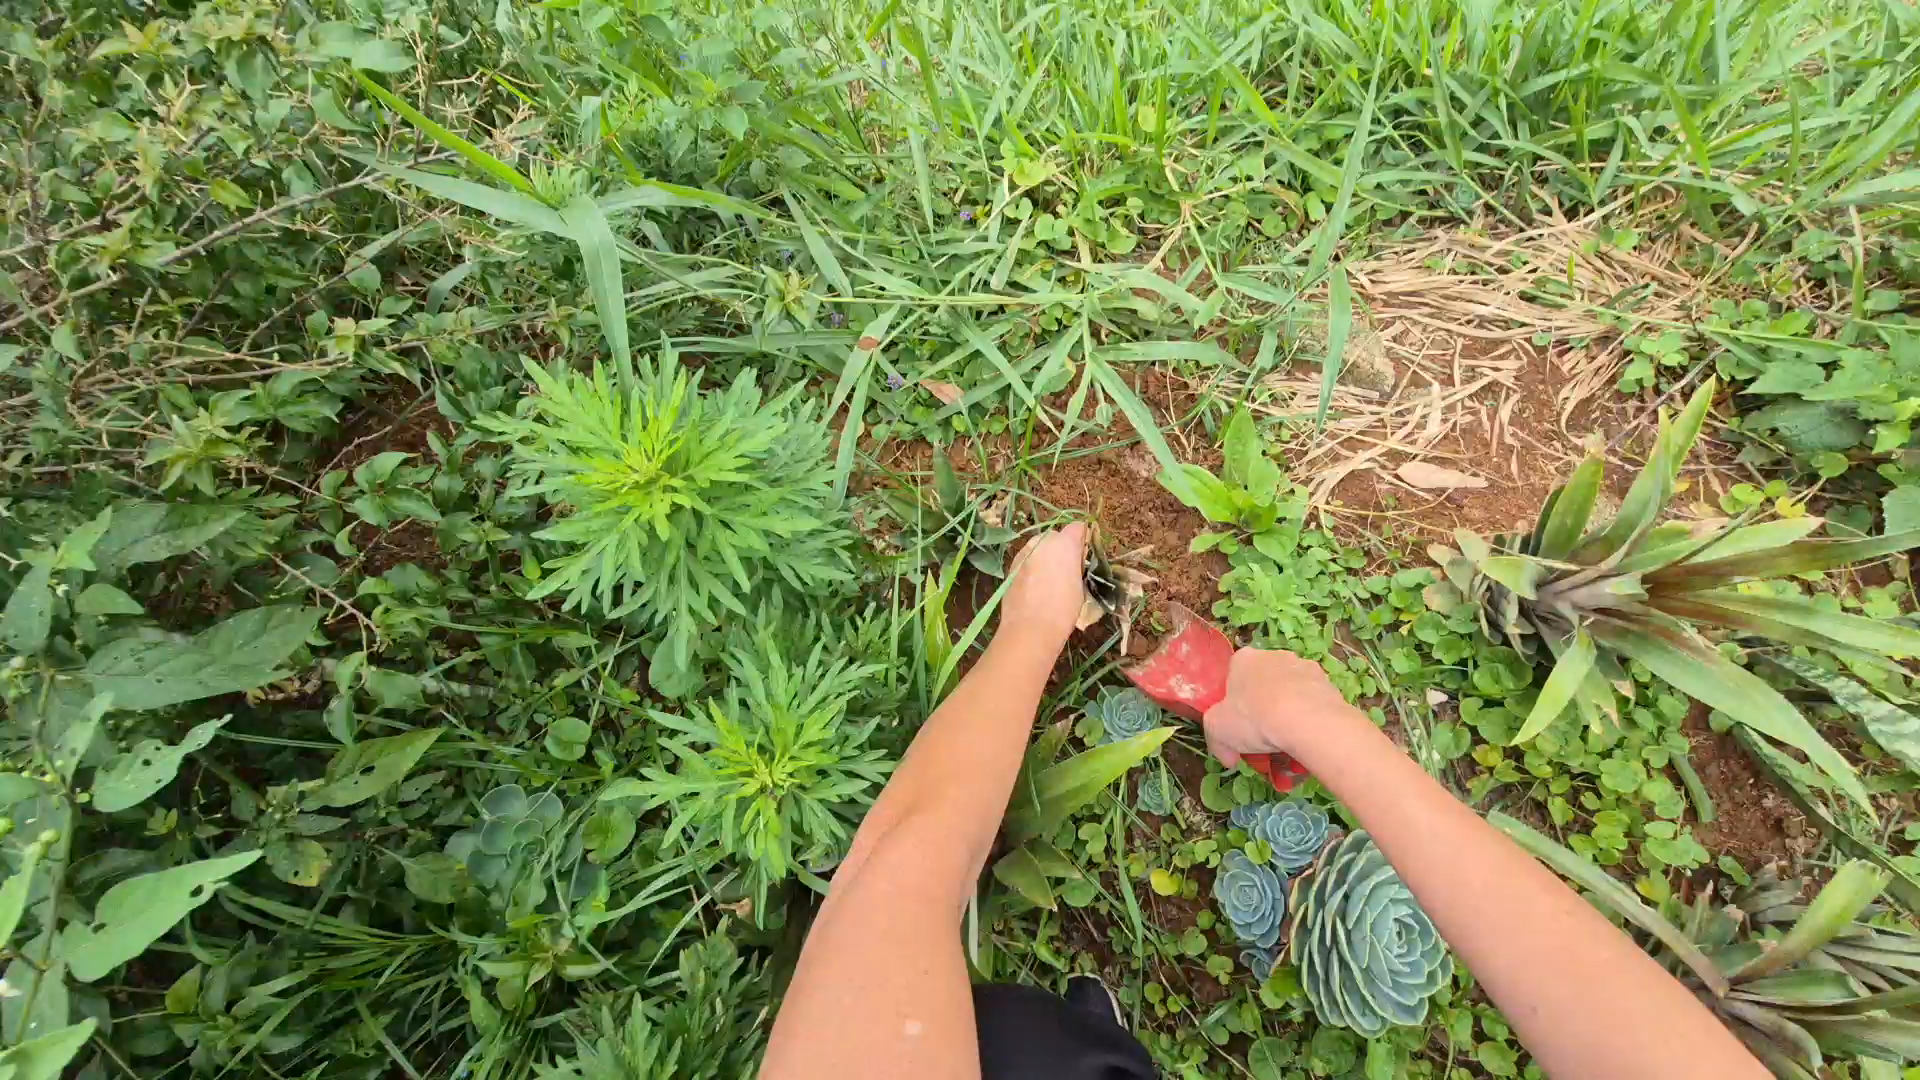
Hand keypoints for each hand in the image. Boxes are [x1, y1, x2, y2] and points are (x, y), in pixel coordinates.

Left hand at [1001, 523, 1089, 643]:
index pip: (1077, 528)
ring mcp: (1024, 552)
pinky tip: (1035, 585)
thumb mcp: (1080, 586)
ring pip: (1038, 547)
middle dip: (1061, 547)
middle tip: (1067, 568)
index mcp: (1064, 544)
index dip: (1082, 539)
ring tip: (1049, 578)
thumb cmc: (1063, 610)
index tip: (1084, 554)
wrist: (1030, 628)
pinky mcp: (1011, 566)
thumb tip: (1074, 562)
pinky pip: (1026, 559)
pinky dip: (1032, 566)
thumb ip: (1076, 566)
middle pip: (1056, 536)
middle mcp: (1042, 542)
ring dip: (1045, 556)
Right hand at [1201, 648, 1366, 768]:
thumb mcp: (1217, 730)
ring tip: (1289, 745)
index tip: (1237, 726)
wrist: (1308, 722)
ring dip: (1288, 715)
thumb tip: (1228, 757)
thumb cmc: (1254, 718)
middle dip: (1262, 709)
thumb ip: (1216, 741)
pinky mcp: (1329, 684)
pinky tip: (1308, 740)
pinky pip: (1313, 704)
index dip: (1233, 704)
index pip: (1233, 677)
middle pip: (1263, 685)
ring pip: (1290, 694)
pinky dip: (1309, 720)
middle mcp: (1274, 656)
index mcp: (1243, 659)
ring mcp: (1305, 668)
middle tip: (1262, 738)